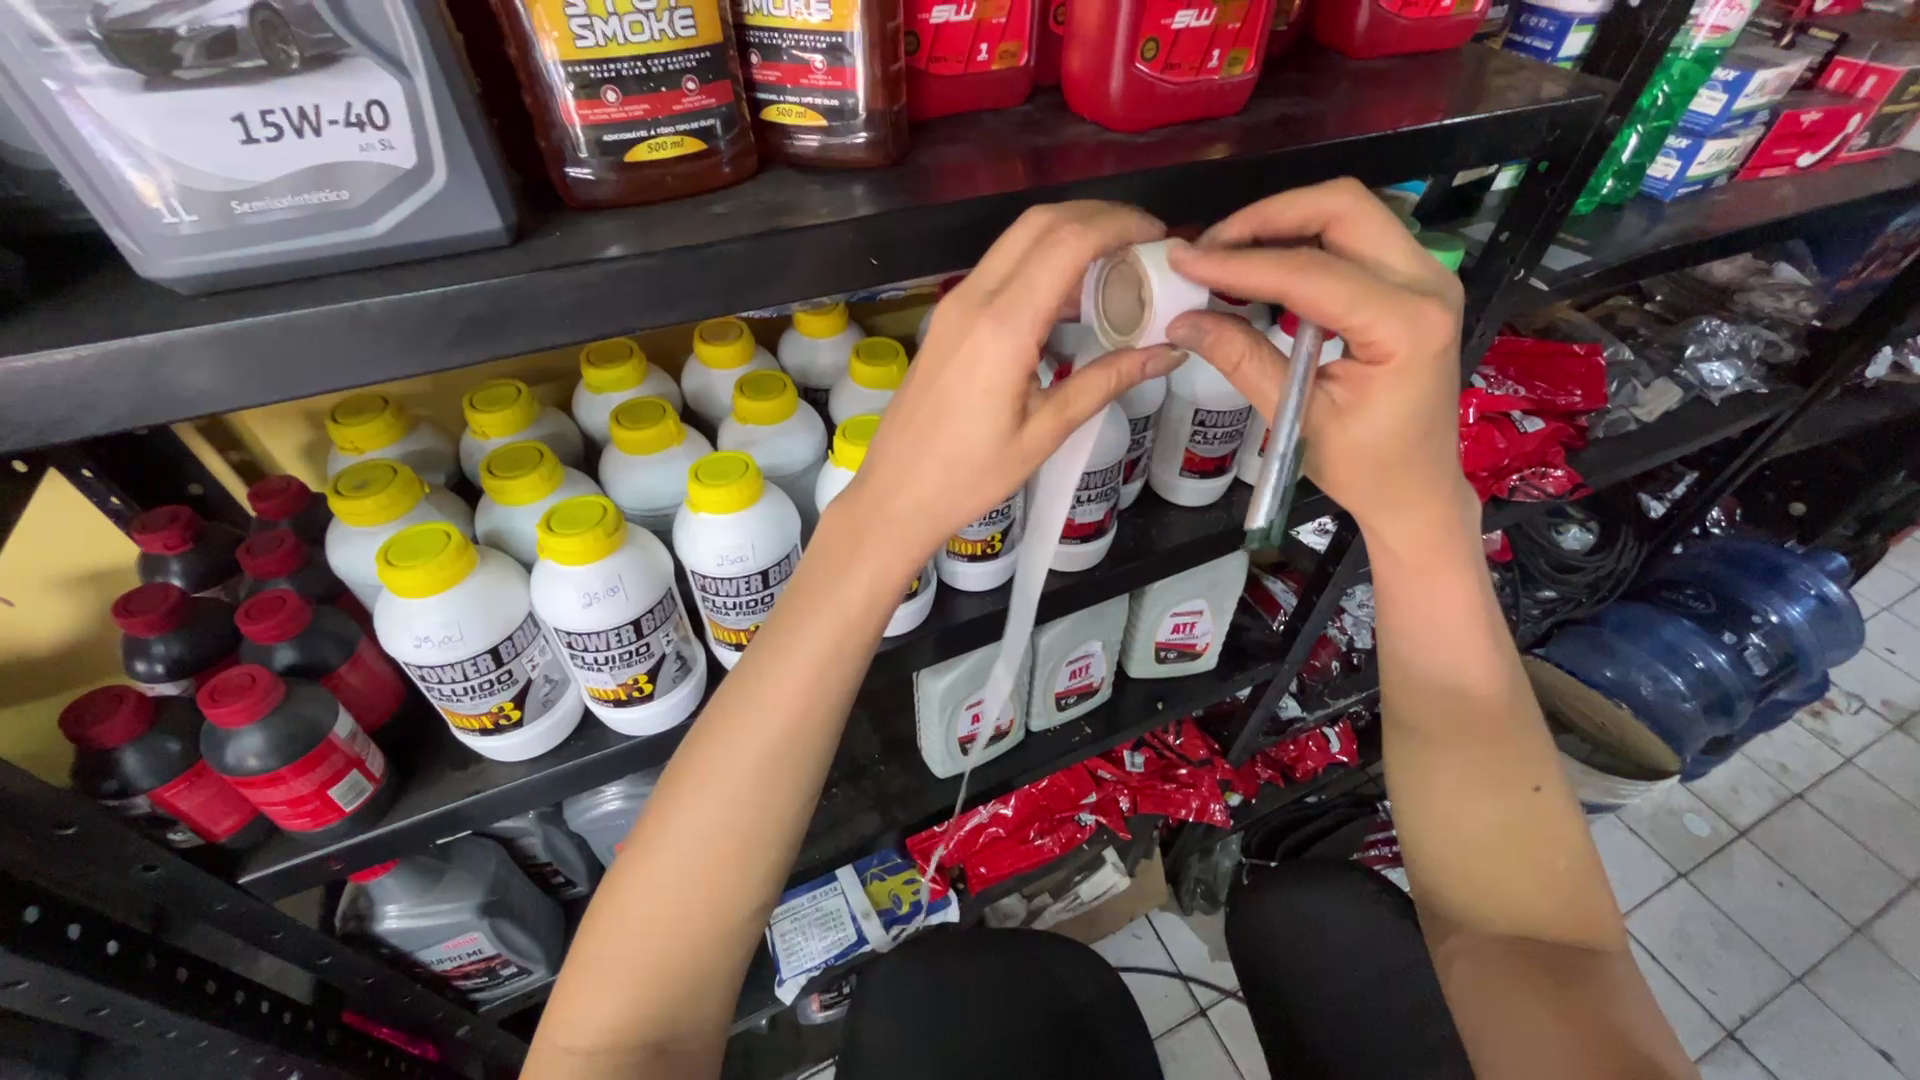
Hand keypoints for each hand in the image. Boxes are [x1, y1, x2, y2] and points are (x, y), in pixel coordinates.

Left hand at [841, 201, 1185, 560]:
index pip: (1068, 241)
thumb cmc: (970, 475)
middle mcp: (974, 299)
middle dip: (1098, 217)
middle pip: (1040, 222)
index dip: (1120, 225)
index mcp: (1002, 326)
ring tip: (1115, 266)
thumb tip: (1168, 353)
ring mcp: (954, 305)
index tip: (1159, 237)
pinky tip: (1069, 299)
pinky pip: (999, 269)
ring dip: (1068, 236)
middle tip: (1142, 242)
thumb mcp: (1045, 432)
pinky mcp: (946, 319)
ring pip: (1017, 240)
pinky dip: (1040, 263)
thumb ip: (1106, 381)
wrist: (896, 493)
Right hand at [1162, 179, 1474, 542]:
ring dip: (1283, 223)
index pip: (1310, 271)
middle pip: (1342, 209)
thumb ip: (1243, 361)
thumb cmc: (1365, 468)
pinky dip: (1303, 240)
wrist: (1417, 489)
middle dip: (1266, 217)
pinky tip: (1262, 265)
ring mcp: (1425, 276)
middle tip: (1208, 245)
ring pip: (1349, 213)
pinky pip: (1354, 237)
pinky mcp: (1413, 282)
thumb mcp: (1297, 419)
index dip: (1240, 262)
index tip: (1185, 260)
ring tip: (1226, 252)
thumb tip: (1183, 321)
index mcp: (1405, 324)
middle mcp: (1426, 283)